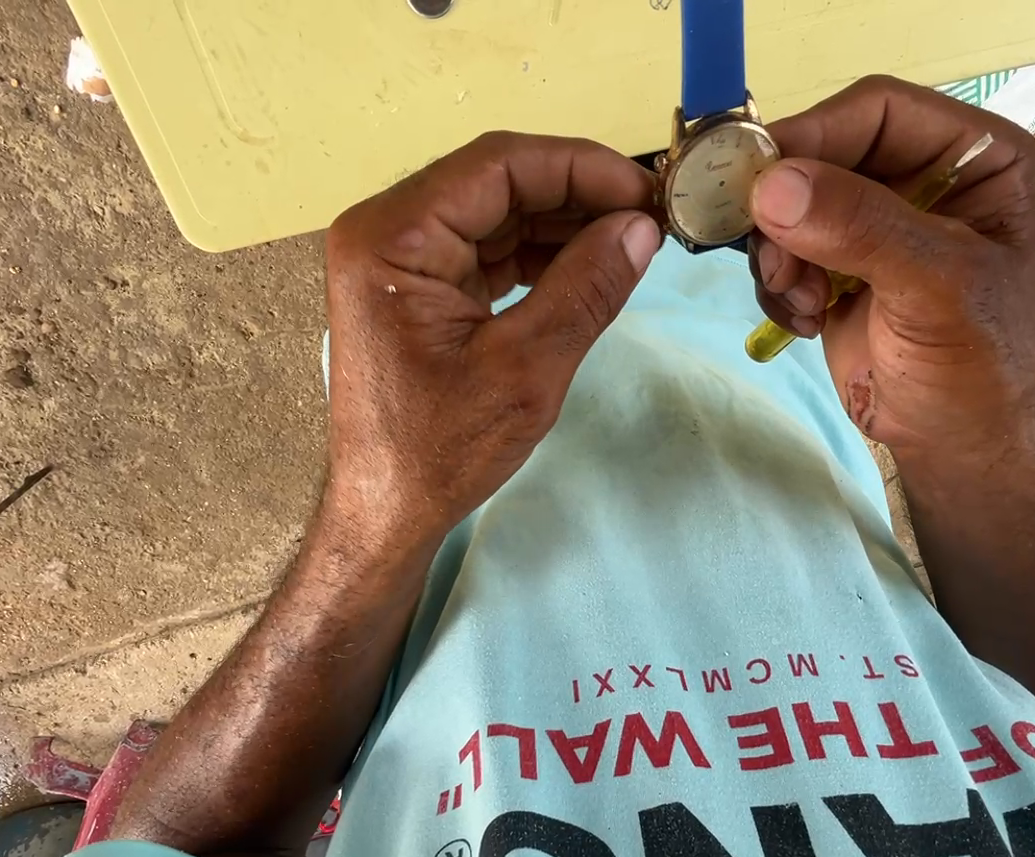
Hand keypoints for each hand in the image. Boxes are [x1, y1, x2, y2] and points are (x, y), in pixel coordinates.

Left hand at [323, 132, 662, 546]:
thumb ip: (585, 289)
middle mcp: (386, 234)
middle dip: (576, 197)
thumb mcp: (525, 370)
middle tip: (648, 219)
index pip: (497, 165)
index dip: (581, 167)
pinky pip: (484, 256)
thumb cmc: (442, 450)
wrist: (387, 513)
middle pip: (495, 185)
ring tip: (628, 244)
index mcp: (393, 238)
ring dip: (561, 228)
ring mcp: (399, 264)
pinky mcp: (417, 293)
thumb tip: (642, 228)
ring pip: (494, 219)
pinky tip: (585, 268)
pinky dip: (536, 260)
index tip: (646, 190)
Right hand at [747, 76, 1034, 457]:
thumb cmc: (974, 367)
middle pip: (820, 159)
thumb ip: (860, 230)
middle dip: (787, 214)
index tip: (756, 182)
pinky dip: (777, 288)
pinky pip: (779, 255)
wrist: (953, 441)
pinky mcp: (832, 271)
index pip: (876, 111)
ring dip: (779, 259)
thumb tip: (770, 189)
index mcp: (969, 157)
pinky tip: (804, 322)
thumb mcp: (934, 289)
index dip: (813, 137)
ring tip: (802, 305)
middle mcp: (916, 181)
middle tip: (776, 266)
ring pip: (788, 209)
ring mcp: (869, 228)